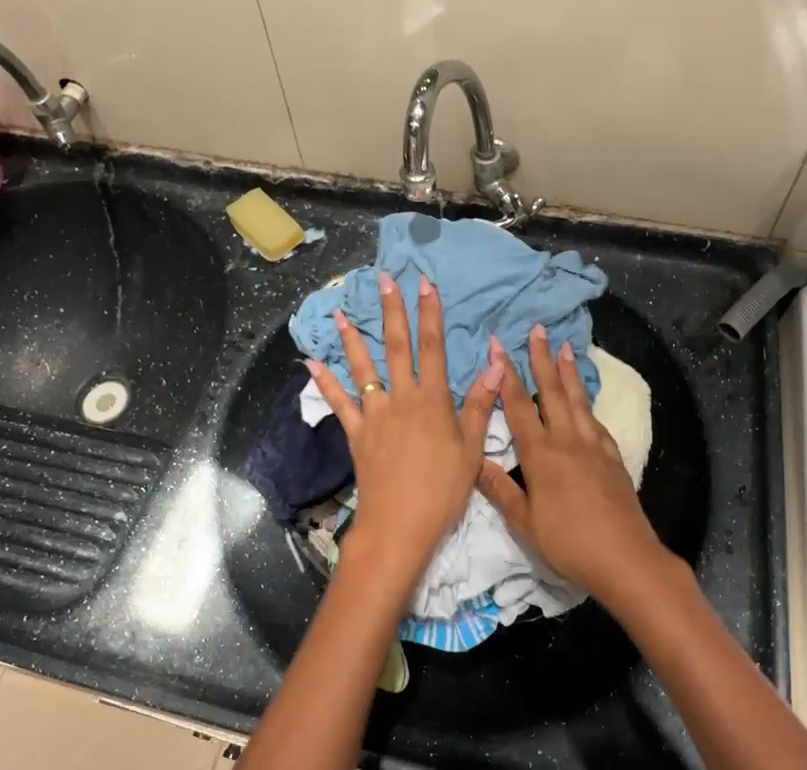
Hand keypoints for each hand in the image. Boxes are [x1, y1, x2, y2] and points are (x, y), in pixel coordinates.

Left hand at [307, 270, 504, 563]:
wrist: (399, 526)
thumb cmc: (442, 491)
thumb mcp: (471, 450)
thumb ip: (480, 406)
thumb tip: (495, 364)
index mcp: (433, 401)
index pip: (433, 348)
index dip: (430, 314)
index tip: (425, 284)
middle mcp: (402, 399)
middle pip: (396, 347)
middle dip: (392, 311)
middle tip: (384, 280)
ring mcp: (375, 415)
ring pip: (363, 369)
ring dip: (352, 339)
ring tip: (341, 312)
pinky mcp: (355, 433)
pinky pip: (338, 402)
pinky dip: (324, 382)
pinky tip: (310, 363)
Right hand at [476, 326, 672, 599]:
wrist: (625, 558)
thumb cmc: (568, 544)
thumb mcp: (524, 523)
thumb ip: (501, 489)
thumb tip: (475, 461)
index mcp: (541, 455)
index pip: (518, 406)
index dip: (506, 375)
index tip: (498, 346)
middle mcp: (567, 441)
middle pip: (551, 392)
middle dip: (542, 359)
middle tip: (538, 329)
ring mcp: (594, 447)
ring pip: (577, 401)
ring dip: (569, 373)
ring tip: (565, 347)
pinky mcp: (613, 458)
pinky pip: (596, 422)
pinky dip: (588, 405)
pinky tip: (586, 402)